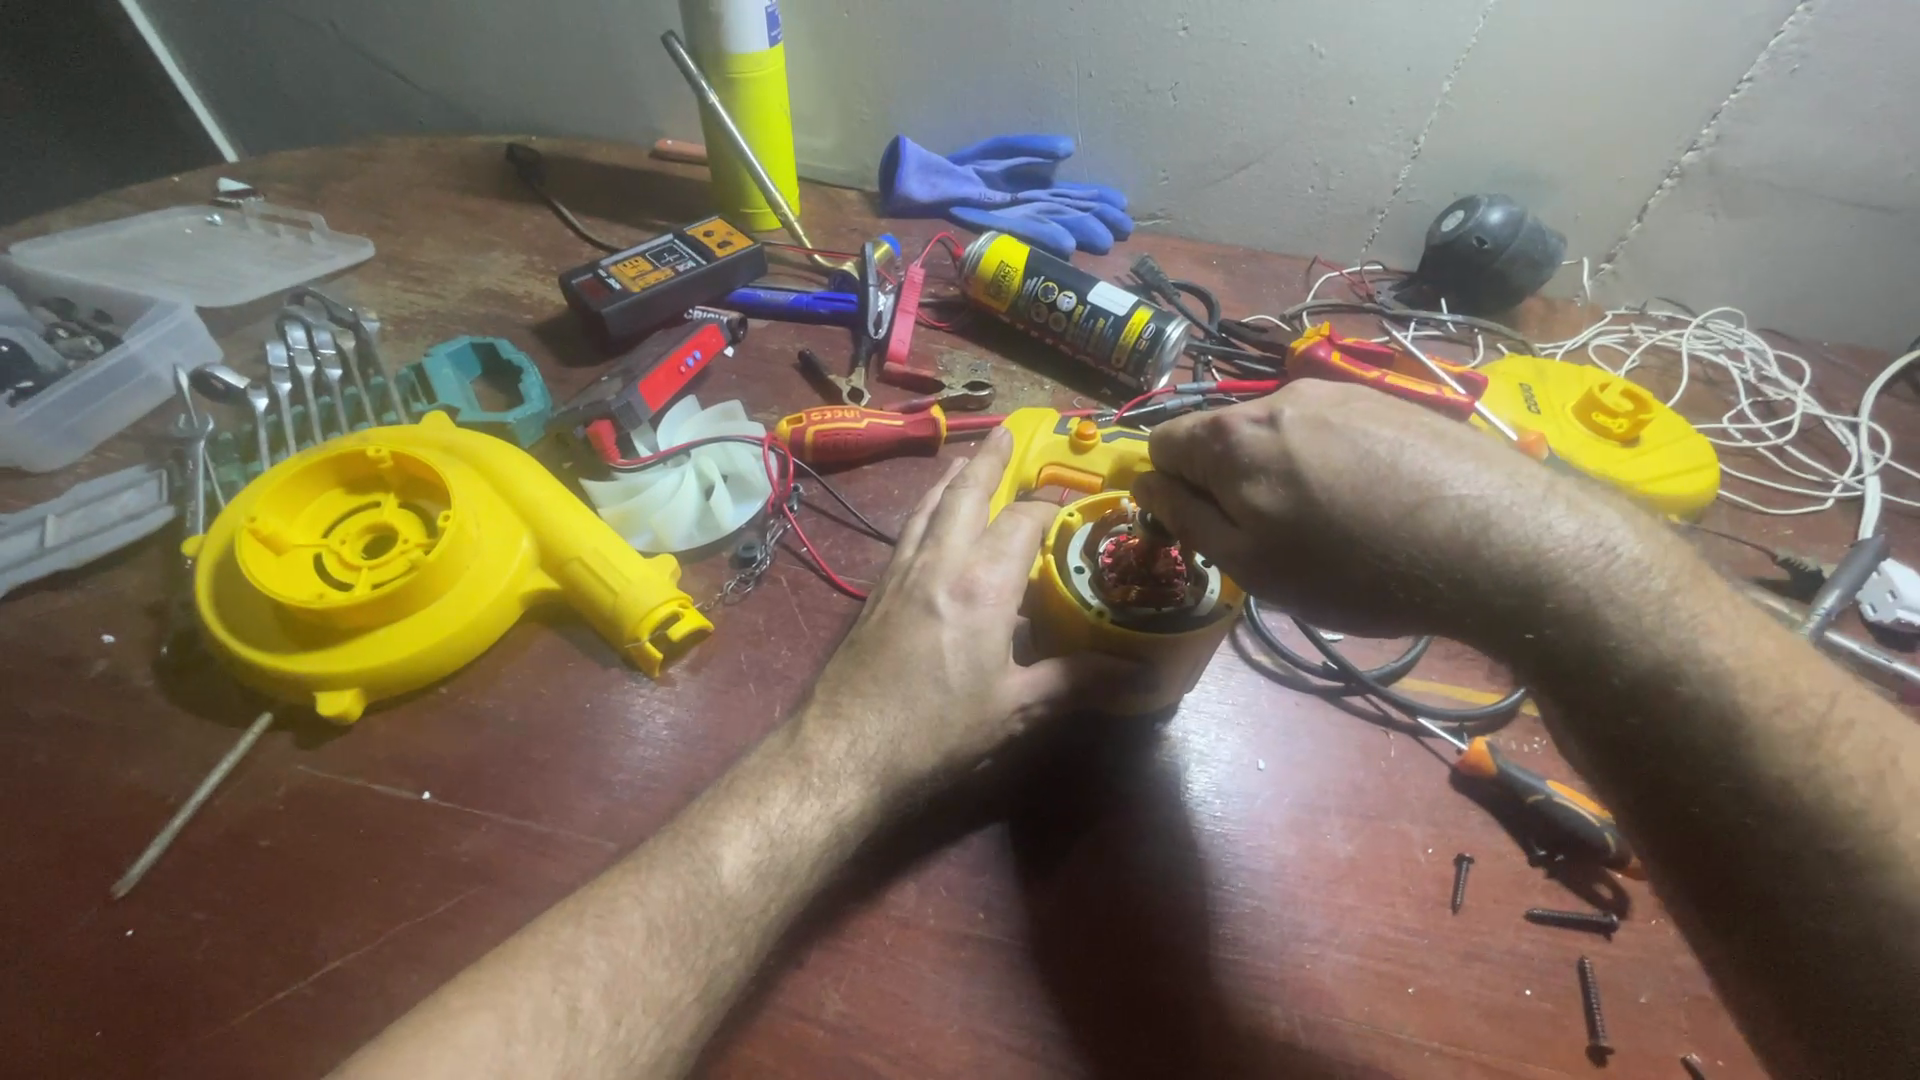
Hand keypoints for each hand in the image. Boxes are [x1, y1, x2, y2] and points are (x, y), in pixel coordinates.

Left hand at [800, 427, 1132, 789]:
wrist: (845, 748)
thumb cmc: (937, 730)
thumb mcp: (1015, 710)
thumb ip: (1074, 680)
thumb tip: (1135, 671)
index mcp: (983, 585)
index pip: (1023, 520)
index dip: (1050, 504)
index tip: (1072, 500)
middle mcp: (941, 561)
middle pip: (966, 491)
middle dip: (990, 459)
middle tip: (1007, 434)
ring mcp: (902, 571)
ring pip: (929, 505)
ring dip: (952, 477)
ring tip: (967, 461)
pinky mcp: (877, 589)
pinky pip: (908, 531)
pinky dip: (927, 509)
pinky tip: (931, 520)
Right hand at [1132, 380, 1624, 639]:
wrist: (1502, 541)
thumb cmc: (1355, 568)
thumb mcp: (1250, 564)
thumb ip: (1184, 517)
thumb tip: (1143, 483)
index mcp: (1229, 437)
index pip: (1160, 444)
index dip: (1169, 490)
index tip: (1205, 530)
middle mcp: (1275, 398)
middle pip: (1218, 435)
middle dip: (1224, 480)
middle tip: (1271, 536)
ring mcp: (1336, 392)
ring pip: (1273, 431)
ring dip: (1276, 470)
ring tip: (1329, 521)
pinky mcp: (1386, 399)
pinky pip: (1325, 427)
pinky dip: (1325, 459)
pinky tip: (1370, 497)